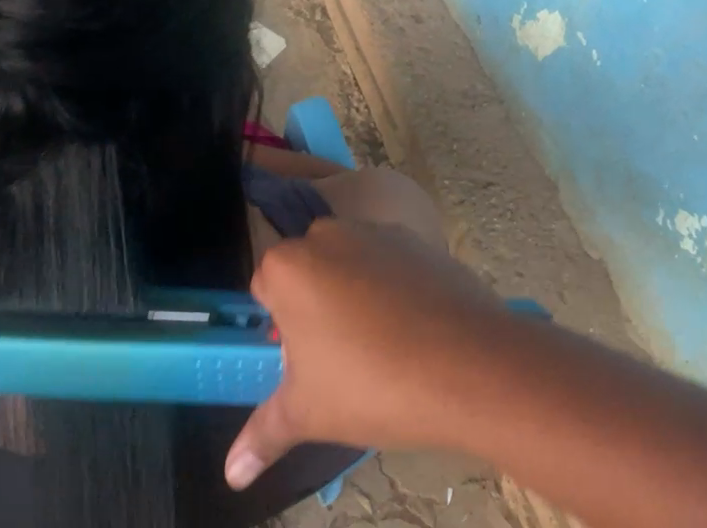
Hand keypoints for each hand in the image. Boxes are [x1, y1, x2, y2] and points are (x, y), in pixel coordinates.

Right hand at [224, 219, 511, 489]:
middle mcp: (327, 235)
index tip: (305, 361)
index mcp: (288, 267)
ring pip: (349, 265)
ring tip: (384, 349)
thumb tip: (233, 473)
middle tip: (341, 359)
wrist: (473, 368)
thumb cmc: (373, 386)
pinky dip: (395, 289)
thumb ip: (263, 434)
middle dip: (316, 307)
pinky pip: (391, 265)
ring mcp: (377, 232)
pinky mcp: (420, 241)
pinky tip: (417, 331)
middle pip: (307, 272)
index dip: (280, 327)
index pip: (264, 289)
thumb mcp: (309, 414)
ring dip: (354, 294)